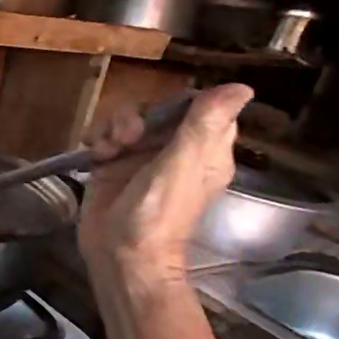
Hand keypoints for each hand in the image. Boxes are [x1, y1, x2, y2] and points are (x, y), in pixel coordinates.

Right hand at [78, 84, 253, 286]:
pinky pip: (106, 135)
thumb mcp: (184, 165)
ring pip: (128, 119)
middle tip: (129, 136)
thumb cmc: (157, 212)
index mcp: (205, 151)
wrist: (120, 251)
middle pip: (158, 109)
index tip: (161, 114)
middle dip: (138, 115)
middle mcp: (175, 151)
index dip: (179, 102)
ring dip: (114, 127)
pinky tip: (96, 155)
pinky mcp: (113, 164)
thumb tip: (243, 86)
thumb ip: (206, 125)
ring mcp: (141, 158)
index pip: (199, 107)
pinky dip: (98, 139)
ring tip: (108, 150)